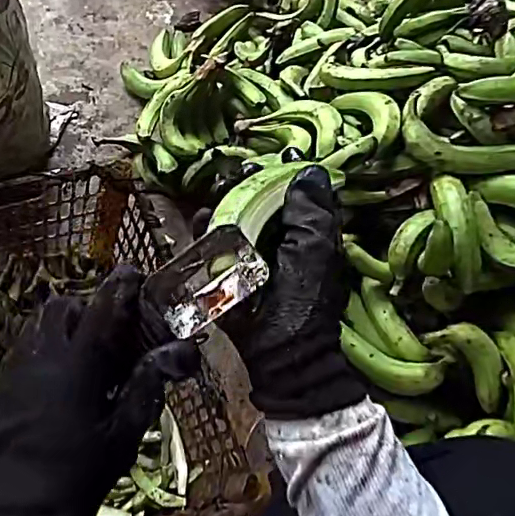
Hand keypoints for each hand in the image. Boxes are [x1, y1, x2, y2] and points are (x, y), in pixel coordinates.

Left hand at [0, 264, 198, 515]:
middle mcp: (43, 358)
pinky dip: (46, 345)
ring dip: (64, 323)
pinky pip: (25, 348)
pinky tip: (61, 374)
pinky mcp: (4, 386)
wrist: (22, 508)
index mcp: (76, 366)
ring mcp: (18, 371)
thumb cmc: (80, 473)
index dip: (119, 287)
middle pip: (62, 307)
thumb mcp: (124, 431)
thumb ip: (147, 384)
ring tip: (85, 346)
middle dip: (87, 305)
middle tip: (110, 325)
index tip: (134, 273)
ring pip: (38, 325)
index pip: (100, 310)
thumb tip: (179, 350)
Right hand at [222, 167, 365, 418]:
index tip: (272, 157)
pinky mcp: (227, 276)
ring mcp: (253, 260)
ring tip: (217, 190)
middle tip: (239, 172)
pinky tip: (200, 220)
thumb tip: (310, 170)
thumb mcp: (314, 250)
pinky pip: (214, 246)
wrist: (282, 357)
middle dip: (248, 184)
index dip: (281, 175)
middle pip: (260, 203)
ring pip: (235, 220)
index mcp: (307, 236)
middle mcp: (280, 243)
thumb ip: (312, 211)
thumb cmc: (304, 302)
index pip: (293, 195)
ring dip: (224, 202)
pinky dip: (206, 231)